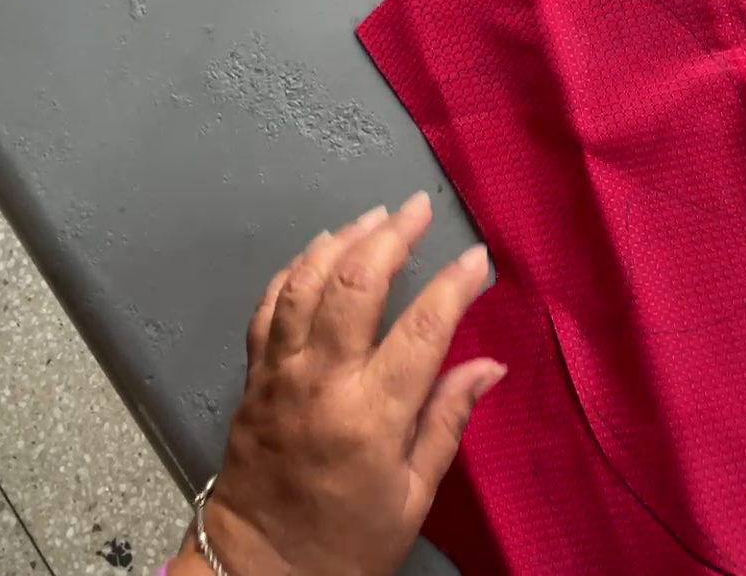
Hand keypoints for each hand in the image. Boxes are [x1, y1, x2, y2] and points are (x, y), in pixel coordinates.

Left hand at [172, 192, 502, 575]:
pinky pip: (269, 303)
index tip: (477, 257)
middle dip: (391, 235)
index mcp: (371, 415)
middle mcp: (322, 379)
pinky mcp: (254, 371)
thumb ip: (448, 419)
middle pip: (356, 285)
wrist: (256, 568)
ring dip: (343, 239)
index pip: (422, 329)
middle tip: (417, 206)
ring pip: (307, 281)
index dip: (454, 284)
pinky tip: (318, 249)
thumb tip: (492, 364)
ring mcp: (280, 369)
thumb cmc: (347, 539)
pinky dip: (295, 268)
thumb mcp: (412, 496)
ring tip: (374, 215)